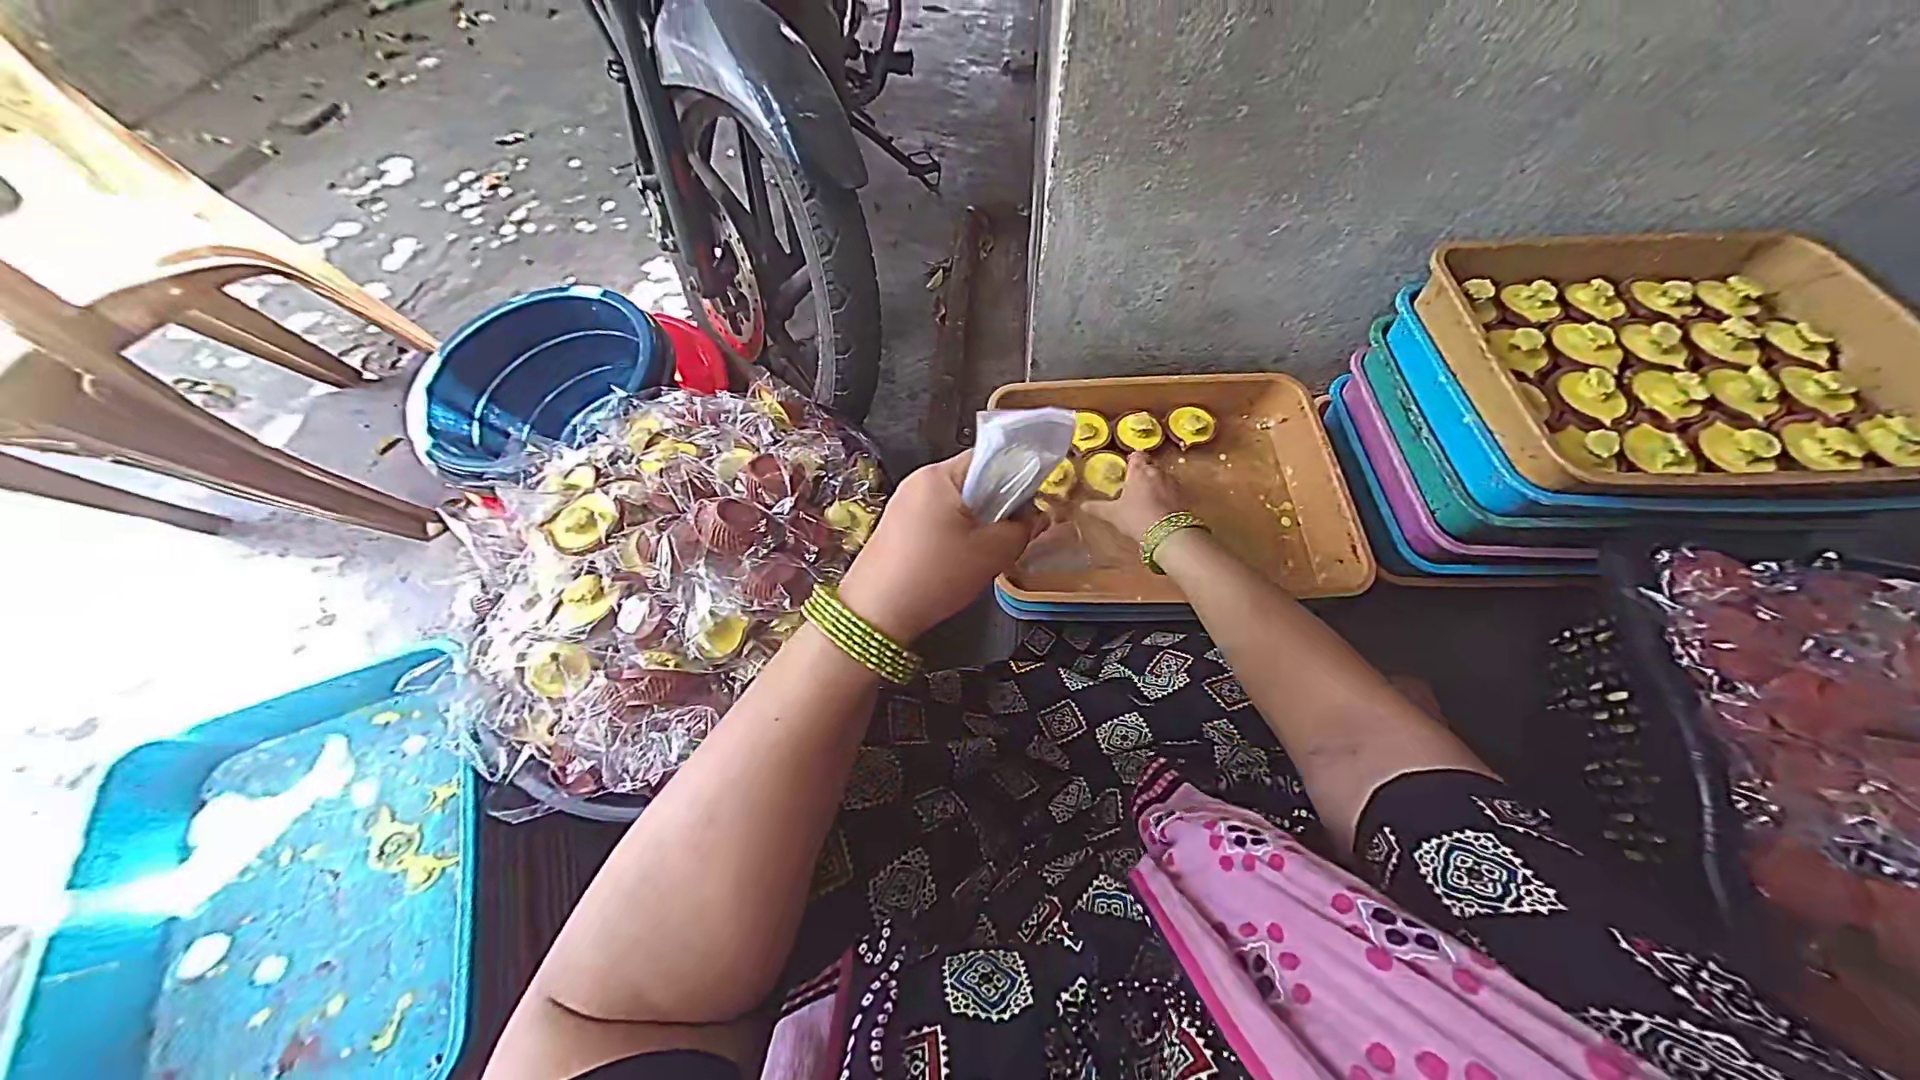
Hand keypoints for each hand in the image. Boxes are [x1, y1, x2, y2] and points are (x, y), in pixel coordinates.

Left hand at [836, 451, 1044, 640]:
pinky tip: (956, 562)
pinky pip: (938, 518)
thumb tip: (1033, 517)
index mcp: (940, 474)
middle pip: (974, 480)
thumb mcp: (992, 553)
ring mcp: (904, 502)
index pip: (992, 457)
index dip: (1018, 476)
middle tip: (1007, 535)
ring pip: (957, 503)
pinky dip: (955, 534)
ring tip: (981, 553)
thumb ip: (1023, 528)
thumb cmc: (934, 575)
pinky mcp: (897, 525)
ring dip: (976, 523)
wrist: (876, 613)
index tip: (1030, 504)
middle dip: (997, 505)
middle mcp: (919, 480)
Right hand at [1079, 452, 1188, 543]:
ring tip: (1147, 497)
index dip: (1132, 460)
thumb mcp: (1113, 514)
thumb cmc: (1135, 517)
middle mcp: (1156, 472)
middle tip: (1134, 484)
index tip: (1127, 466)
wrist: (1168, 532)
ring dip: (1156, 483)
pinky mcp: (1183, 494)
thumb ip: (1097, 507)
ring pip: (1162, 477)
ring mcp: (1172, 482)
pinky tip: (1160, 505)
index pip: (1136, 456)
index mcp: (1138, 471)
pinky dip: (1166, 493)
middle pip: (1150, 465)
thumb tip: (1082, 505)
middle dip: (1143, 472)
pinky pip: (1172, 489)